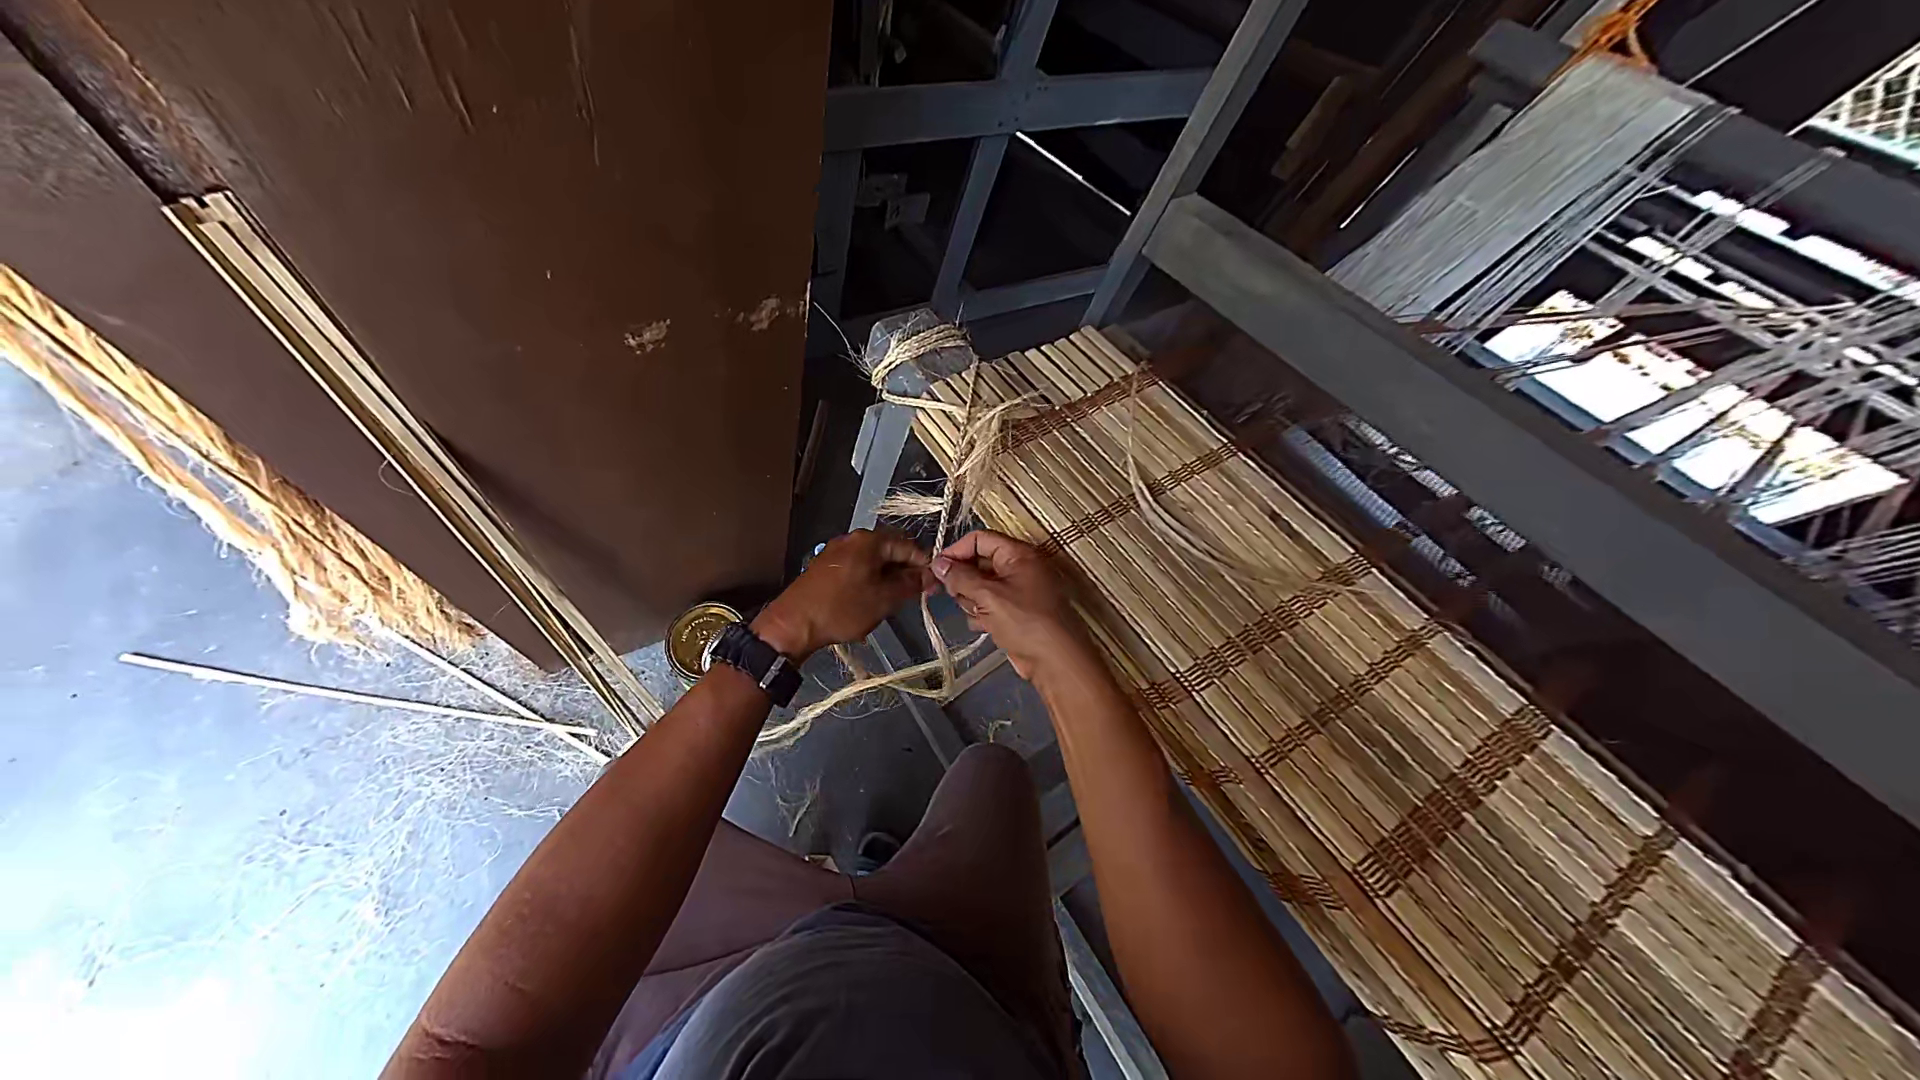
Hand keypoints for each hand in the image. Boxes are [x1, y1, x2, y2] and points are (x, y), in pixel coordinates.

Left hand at [752, 528, 932, 659]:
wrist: (793, 624)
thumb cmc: (841, 609)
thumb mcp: (884, 599)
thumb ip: (910, 584)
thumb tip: (928, 576)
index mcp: (869, 540)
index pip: (908, 546)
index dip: (924, 565)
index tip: (932, 585)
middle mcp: (852, 539)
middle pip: (890, 550)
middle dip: (905, 572)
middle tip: (916, 595)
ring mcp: (837, 551)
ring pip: (874, 561)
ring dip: (888, 578)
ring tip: (895, 600)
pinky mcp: (826, 566)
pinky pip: (858, 567)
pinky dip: (870, 580)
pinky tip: (873, 599)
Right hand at [932, 530, 1098, 685]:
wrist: (1054, 660)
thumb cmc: (1025, 622)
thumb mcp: (988, 596)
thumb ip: (961, 577)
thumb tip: (939, 564)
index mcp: (1018, 554)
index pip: (980, 539)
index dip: (957, 550)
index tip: (937, 567)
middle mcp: (1019, 568)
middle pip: (979, 562)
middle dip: (964, 579)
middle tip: (957, 595)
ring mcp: (1018, 591)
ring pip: (981, 586)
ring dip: (972, 600)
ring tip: (977, 612)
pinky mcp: (1015, 612)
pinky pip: (990, 605)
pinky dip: (983, 614)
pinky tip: (984, 625)